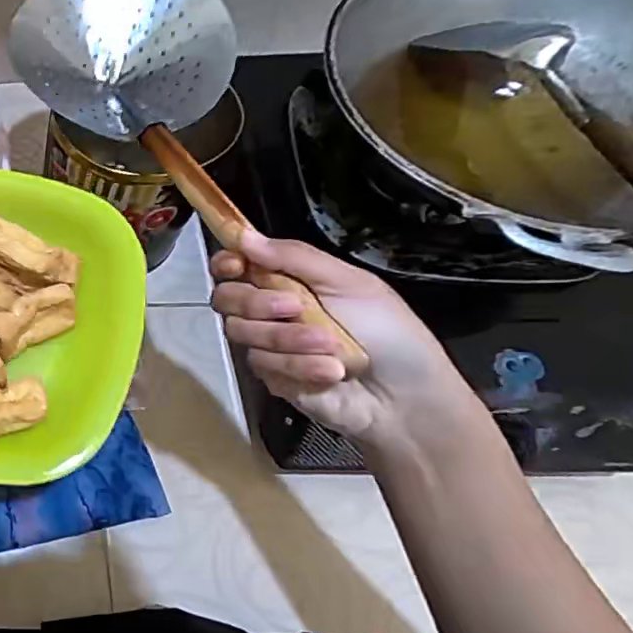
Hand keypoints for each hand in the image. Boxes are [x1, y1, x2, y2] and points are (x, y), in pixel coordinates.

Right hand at [208, 230, 486, 448]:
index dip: (226, 263)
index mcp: (285, 280)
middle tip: (295, 308)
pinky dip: (298, 366)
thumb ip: (294, 257)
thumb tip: (244, 235)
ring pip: (242, 332)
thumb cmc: (389, 332)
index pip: (234, 264)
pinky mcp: (269, 375)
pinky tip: (329, 371)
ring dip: (287, 338)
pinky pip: (262, 364)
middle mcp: (268, 309)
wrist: (405, 397)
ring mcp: (265, 343)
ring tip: (330, 347)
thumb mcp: (350, 282)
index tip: (236, 266)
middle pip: (226, 297)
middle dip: (257, 302)